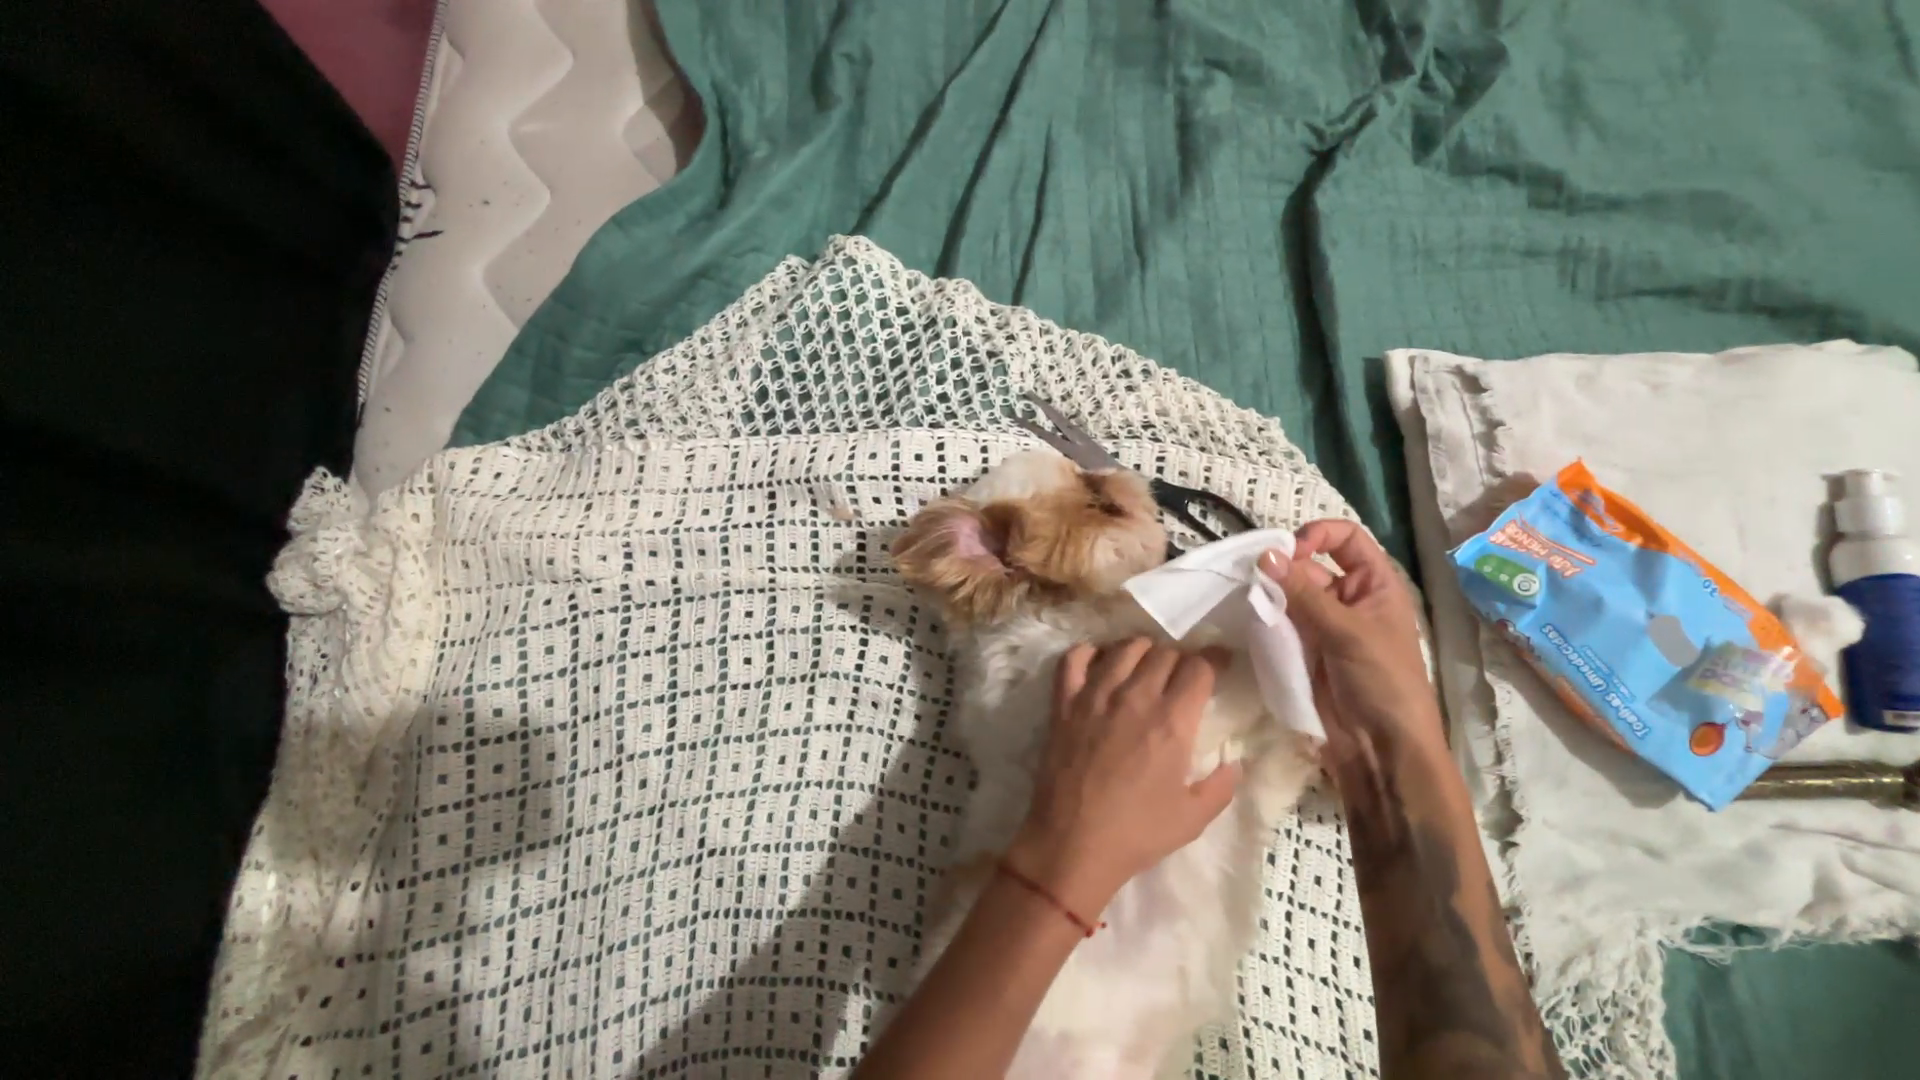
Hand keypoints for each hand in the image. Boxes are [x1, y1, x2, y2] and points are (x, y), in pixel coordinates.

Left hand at [1008, 639, 1240, 916]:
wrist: (1072, 844)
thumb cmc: (1137, 834)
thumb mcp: (1194, 817)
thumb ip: (1222, 785)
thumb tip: (1235, 761)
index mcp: (1172, 721)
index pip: (1199, 667)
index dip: (1214, 660)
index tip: (1220, 664)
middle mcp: (1134, 697)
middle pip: (1164, 652)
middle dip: (1180, 658)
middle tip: (1183, 675)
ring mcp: (1094, 696)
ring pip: (1124, 648)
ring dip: (1142, 650)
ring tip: (1146, 665)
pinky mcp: (1063, 703)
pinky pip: (1074, 658)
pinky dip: (1090, 652)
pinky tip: (1100, 663)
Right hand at [1259, 520, 1443, 785]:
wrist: (1380, 745)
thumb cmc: (1382, 681)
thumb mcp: (1347, 631)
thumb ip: (1303, 593)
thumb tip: (1265, 555)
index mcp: (1376, 584)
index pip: (1346, 539)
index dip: (1318, 535)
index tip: (1287, 551)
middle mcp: (1349, 598)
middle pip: (1311, 564)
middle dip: (1284, 566)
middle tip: (1253, 576)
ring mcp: (1324, 624)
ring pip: (1290, 593)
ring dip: (1270, 591)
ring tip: (1247, 595)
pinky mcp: (1303, 648)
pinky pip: (1280, 620)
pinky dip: (1265, 615)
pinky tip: (1249, 614)